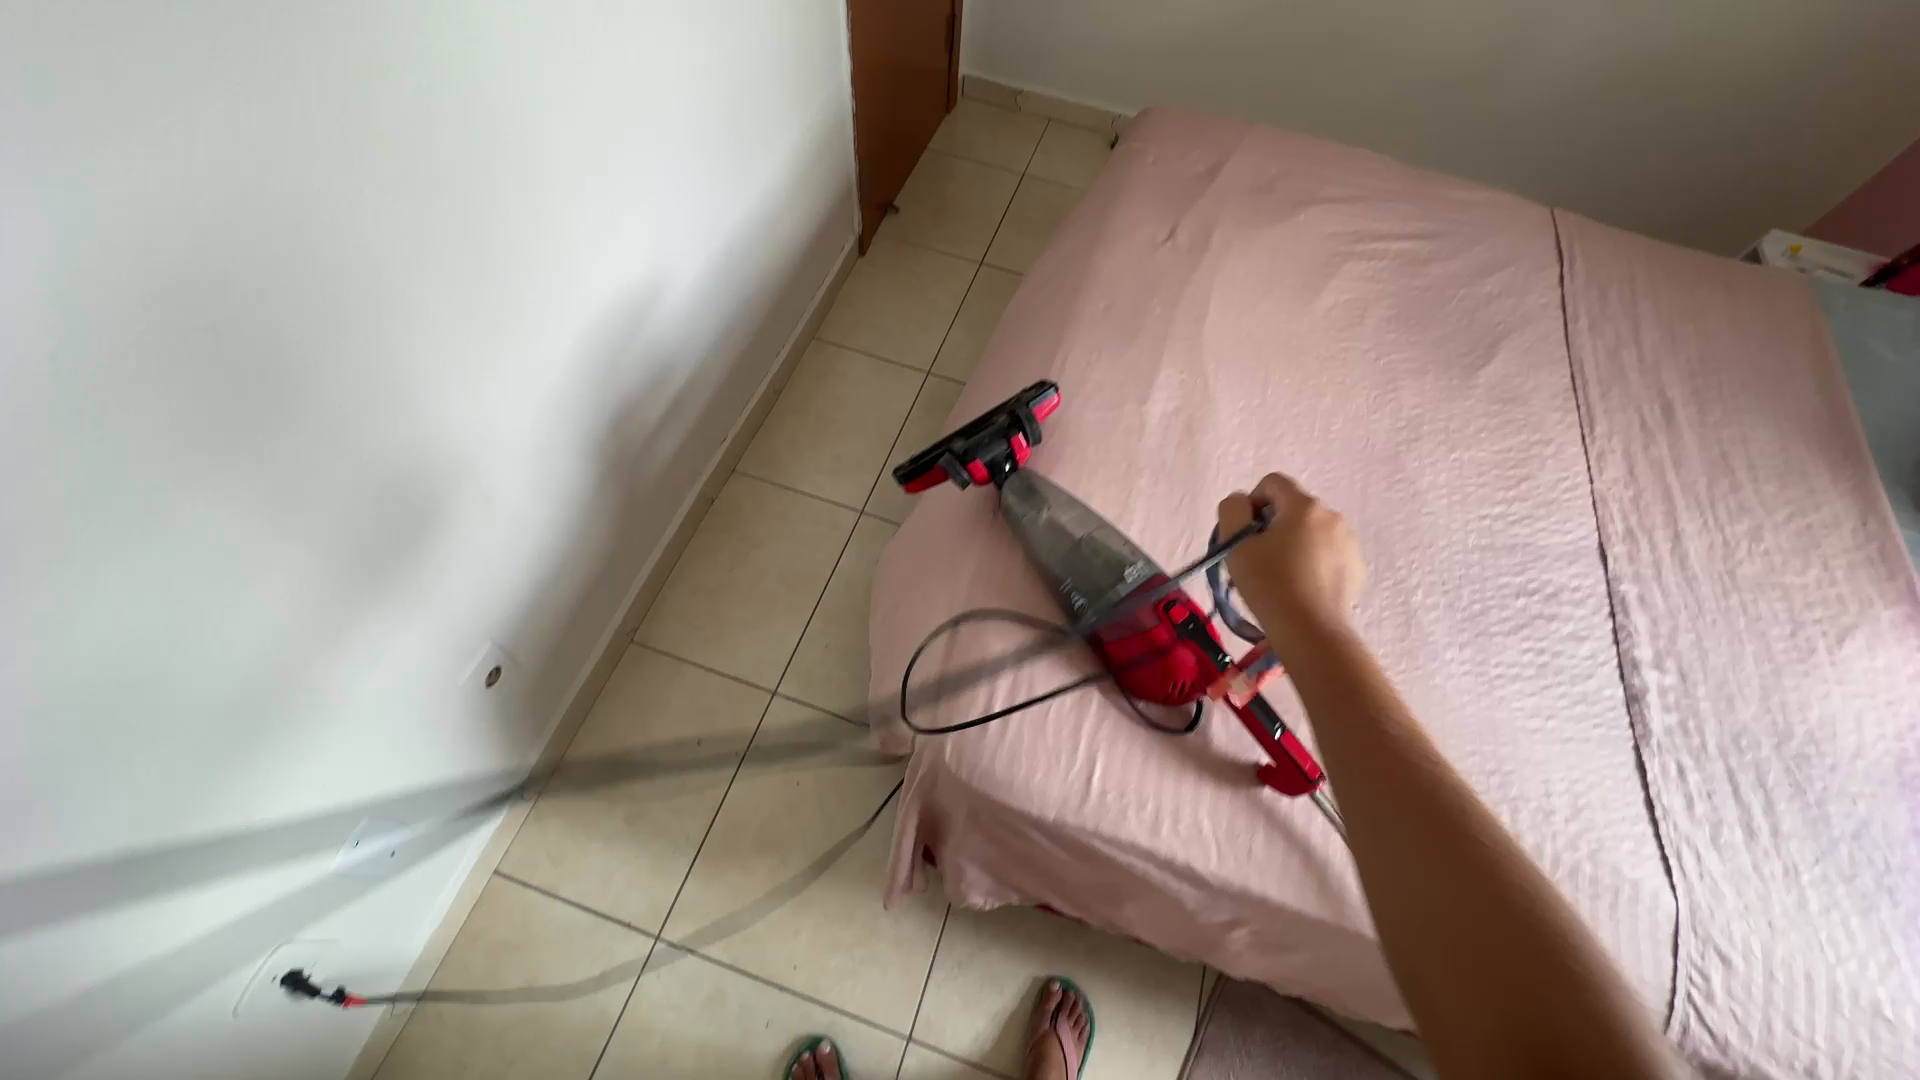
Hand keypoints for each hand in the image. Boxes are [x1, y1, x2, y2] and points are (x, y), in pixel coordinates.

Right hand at [1216, 473, 1364, 636]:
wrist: (1310, 630)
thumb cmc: (1268, 583)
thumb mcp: (1235, 543)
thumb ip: (1232, 510)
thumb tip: (1242, 502)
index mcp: (1303, 506)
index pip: (1272, 482)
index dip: (1252, 502)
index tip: (1244, 533)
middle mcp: (1332, 516)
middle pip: (1293, 508)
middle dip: (1272, 525)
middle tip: (1257, 558)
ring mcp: (1349, 542)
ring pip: (1311, 531)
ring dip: (1293, 543)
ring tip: (1280, 576)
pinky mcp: (1356, 567)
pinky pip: (1327, 553)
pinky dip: (1312, 562)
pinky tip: (1301, 587)